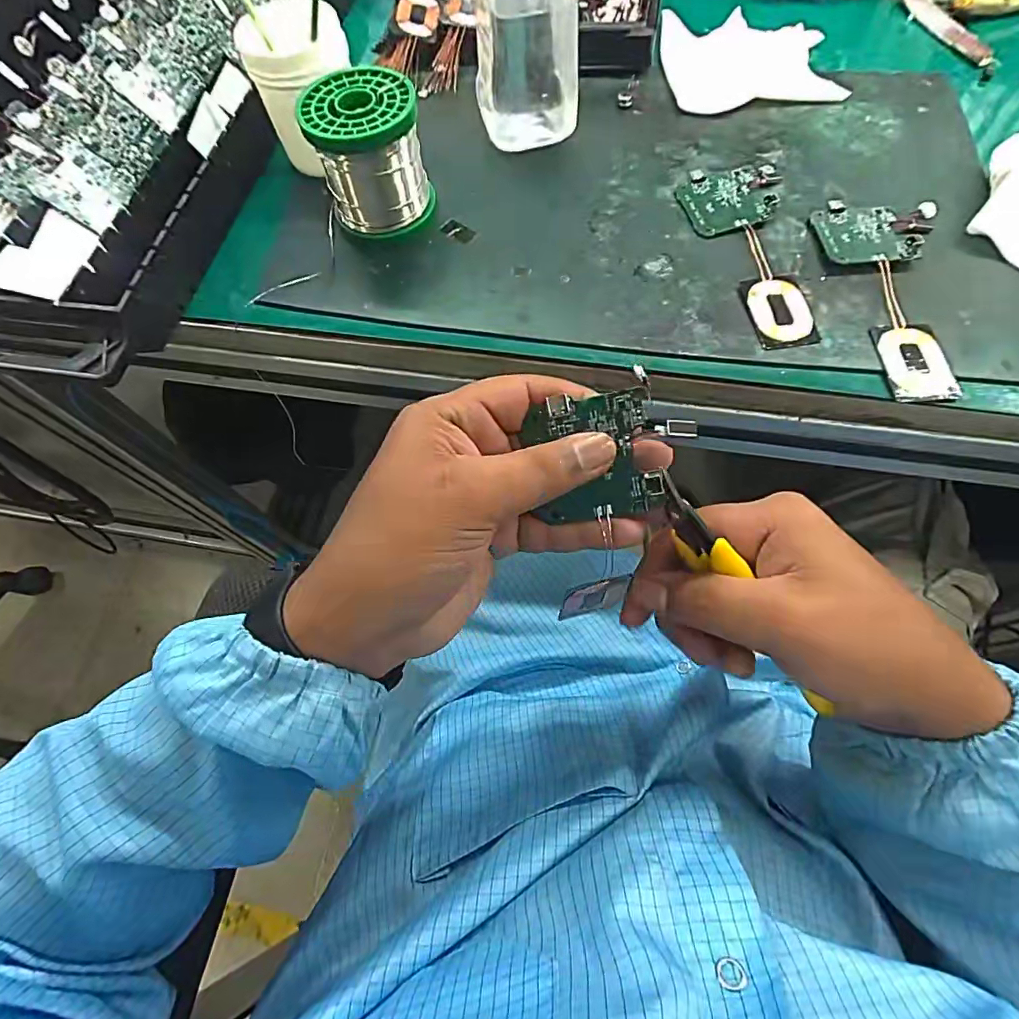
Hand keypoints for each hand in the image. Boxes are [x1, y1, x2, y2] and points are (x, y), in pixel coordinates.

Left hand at [284, 375, 674, 678]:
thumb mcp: (471, 497)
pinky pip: (546, 525)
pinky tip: (622, 532)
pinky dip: (580, 530)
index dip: (571, 401)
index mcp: (451, 423)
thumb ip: (540, 471)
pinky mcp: (497, 536)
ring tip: (652, 494)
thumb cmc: (404, 544)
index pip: (520, 395)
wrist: (365, 624)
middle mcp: (471, 452)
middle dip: (597, 450)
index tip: (621, 415)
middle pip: (544, 442)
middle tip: (653, 455)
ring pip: (551, 486)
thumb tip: (602, 445)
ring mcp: (486, 497)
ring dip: (598, 493)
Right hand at [620, 492, 1009, 738]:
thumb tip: (644, 591)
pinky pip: (730, 608)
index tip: (638, 618)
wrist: (932, 696)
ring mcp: (777, 563)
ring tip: (735, 662)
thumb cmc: (860, 647)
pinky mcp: (782, 595)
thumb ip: (702, 599)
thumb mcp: (775, 621)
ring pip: (706, 590)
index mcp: (771, 518)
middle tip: (708, 654)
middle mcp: (770, 530)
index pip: (684, 529)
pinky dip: (726, 636)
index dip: (656, 571)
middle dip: (688, 611)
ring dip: (707, 630)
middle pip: (691, 562)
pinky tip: (747, 659)